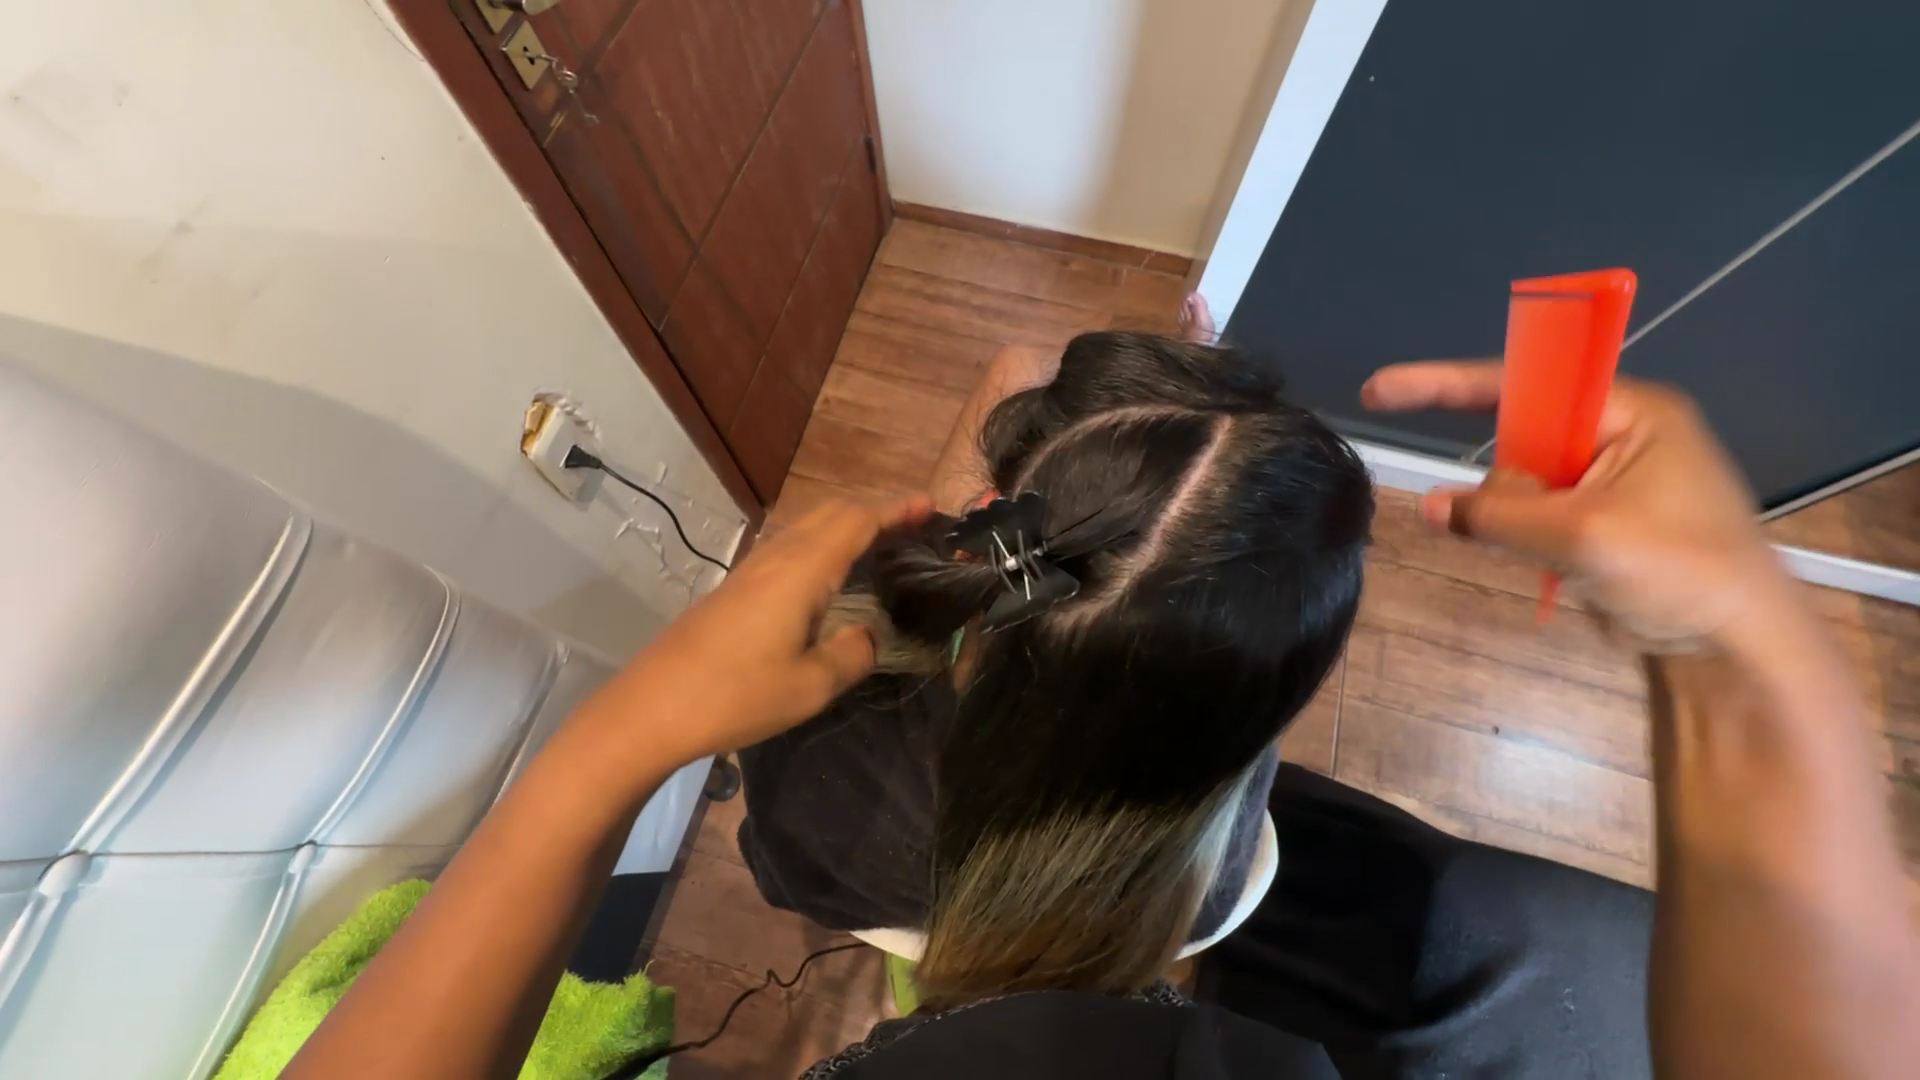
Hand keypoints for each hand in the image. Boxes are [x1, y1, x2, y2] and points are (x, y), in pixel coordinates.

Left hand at [577, 496, 931, 769]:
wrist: (651, 708)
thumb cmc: (736, 696)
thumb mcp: (811, 686)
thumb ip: (853, 655)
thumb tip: (868, 637)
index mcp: (803, 571)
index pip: (858, 521)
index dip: (897, 511)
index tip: (930, 507)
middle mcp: (779, 557)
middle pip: (833, 513)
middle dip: (877, 513)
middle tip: (913, 530)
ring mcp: (753, 569)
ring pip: (810, 528)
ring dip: (848, 528)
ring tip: (881, 550)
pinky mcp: (738, 587)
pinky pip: (793, 549)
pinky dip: (825, 548)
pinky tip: (832, 580)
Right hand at [1362, 361, 1790, 649]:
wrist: (1735, 644)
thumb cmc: (1681, 570)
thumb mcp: (1579, 535)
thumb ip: (1495, 515)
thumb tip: (1430, 507)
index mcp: (1630, 414)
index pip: (1522, 382)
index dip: (1444, 383)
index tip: (1379, 391)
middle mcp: (1616, 435)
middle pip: (1514, 435)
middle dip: (1503, 482)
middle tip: (1535, 528)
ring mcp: (1604, 478)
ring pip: (1515, 480)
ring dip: (1511, 516)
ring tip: (1557, 555)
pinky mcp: (1592, 516)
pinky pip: (1526, 510)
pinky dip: (1516, 531)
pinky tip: (1546, 560)